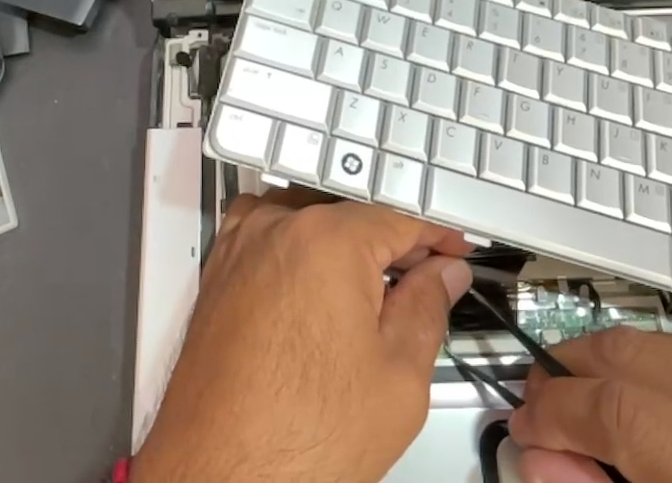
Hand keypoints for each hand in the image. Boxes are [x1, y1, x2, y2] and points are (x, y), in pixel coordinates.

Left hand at [133, 194, 473, 482]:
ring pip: (311, 221)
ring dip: (345, 247)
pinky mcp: (219, 271)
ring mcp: (241, 247)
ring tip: (371, 300)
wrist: (219, 477)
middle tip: (424, 283)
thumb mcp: (398, 379)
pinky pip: (272, 239)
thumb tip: (441, 276)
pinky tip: (319, 297)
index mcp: (327, 242)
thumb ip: (428, 310)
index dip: (437, 236)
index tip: (451, 252)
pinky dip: (300, 253)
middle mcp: (277, 229)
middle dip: (393, 246)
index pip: (399, 217)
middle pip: (353, 215)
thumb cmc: (291, 440)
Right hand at [509, 327, 671, 482]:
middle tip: (544, 411)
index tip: (526, 429)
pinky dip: (655, 372)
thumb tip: (544, 456)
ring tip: (590, 412)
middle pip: (629, 352)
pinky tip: (649, 411)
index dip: (553, 413)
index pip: (616, 408)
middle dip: (568, 373)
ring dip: (607, 368)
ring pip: (659, 342)